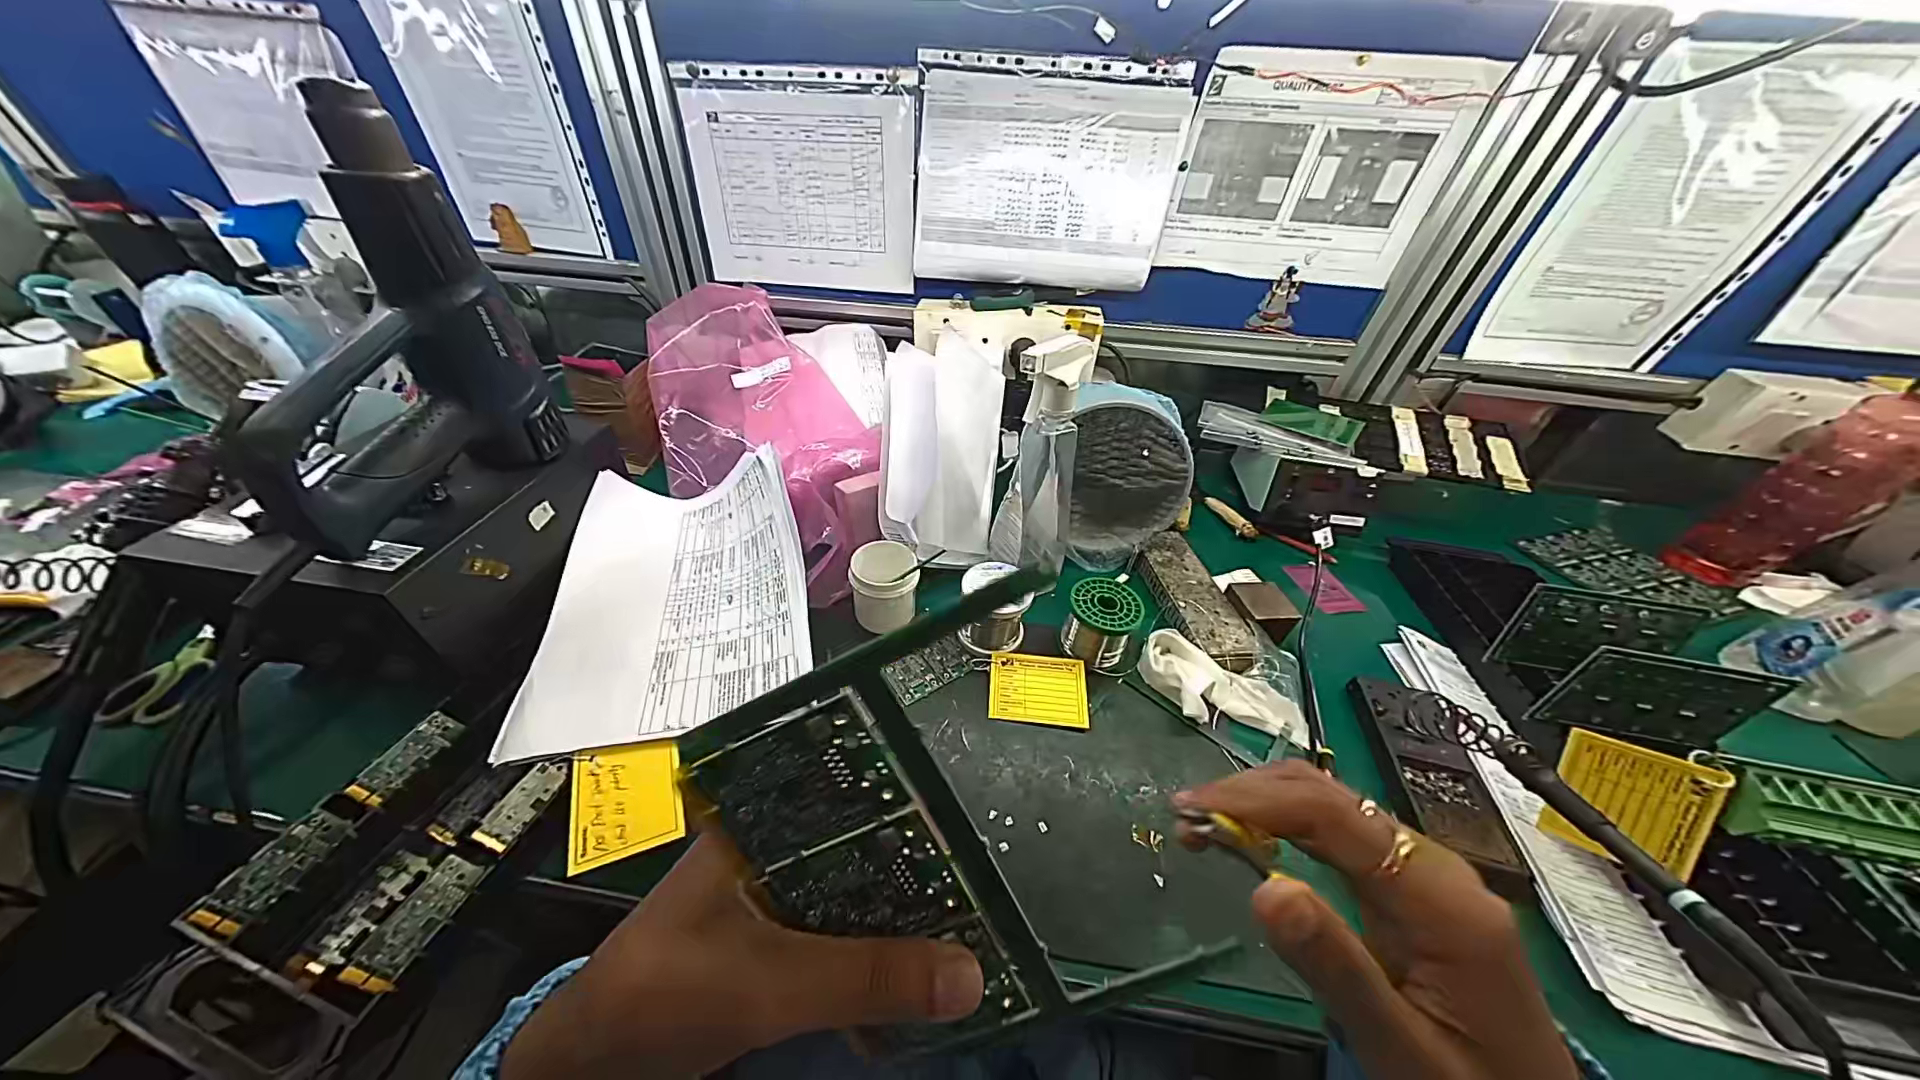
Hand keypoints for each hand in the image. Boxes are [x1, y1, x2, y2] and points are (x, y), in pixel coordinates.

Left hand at [500, 834, 984, 1077]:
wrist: (593, 1067)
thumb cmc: (667, 993)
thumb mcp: (770, 984)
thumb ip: (864, 980)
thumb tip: (969, 976)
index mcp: (764, 819)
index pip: (850, 787)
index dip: (909, 796)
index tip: (968, 809)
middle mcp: (776, 843)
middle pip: (862, 839)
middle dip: (919, 859)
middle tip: (986, 866)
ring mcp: (778, 892)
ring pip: (858, 887)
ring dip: (904, 907)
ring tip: (970, 910)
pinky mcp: (780, 937)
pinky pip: (844, 932)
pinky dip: (879, 949)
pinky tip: (919, 968)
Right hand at [1174, 761, 1575, 1079]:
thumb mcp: (1401, 1047)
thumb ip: (1337, 967)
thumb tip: (1264, 889)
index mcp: (1440, 897)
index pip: (1331, 814)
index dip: (1252, 799)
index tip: (1190, 808)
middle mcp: (1432, 864)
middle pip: (1327, 794)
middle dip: (1247, 793)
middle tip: (1186, 818)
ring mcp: (1421, 867)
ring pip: (1327, 802)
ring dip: (1259, 802)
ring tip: (1205, 824)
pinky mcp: (1406, 880)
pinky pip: (1334, 830)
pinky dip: (1280, 822)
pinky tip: (1250, 837)